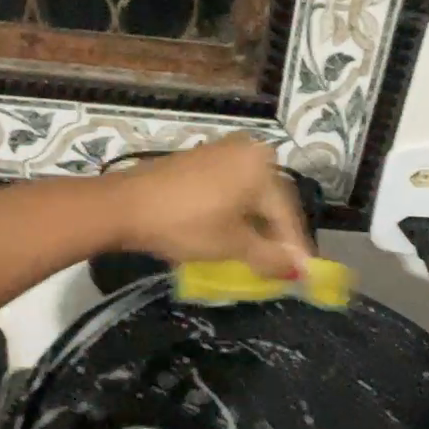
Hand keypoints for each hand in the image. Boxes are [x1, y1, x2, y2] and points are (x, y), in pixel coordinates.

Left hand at [105, 136, 311, 277]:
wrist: (124, 206)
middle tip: (280, 266)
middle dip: (276, 235)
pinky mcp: (198, 158)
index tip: (304, 277)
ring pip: (249, 194)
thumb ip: (271, 258)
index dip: (295, 249)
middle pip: (270, 201)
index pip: (288, 214)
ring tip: (257, 254)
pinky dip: (235, 211)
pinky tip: (231, 232)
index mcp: (262, 167)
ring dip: (255, 224)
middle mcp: (247, 150)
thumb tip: (301, 272)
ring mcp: (220, 151)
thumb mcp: (232, 245)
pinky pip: (230, 187)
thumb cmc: (185, 224)